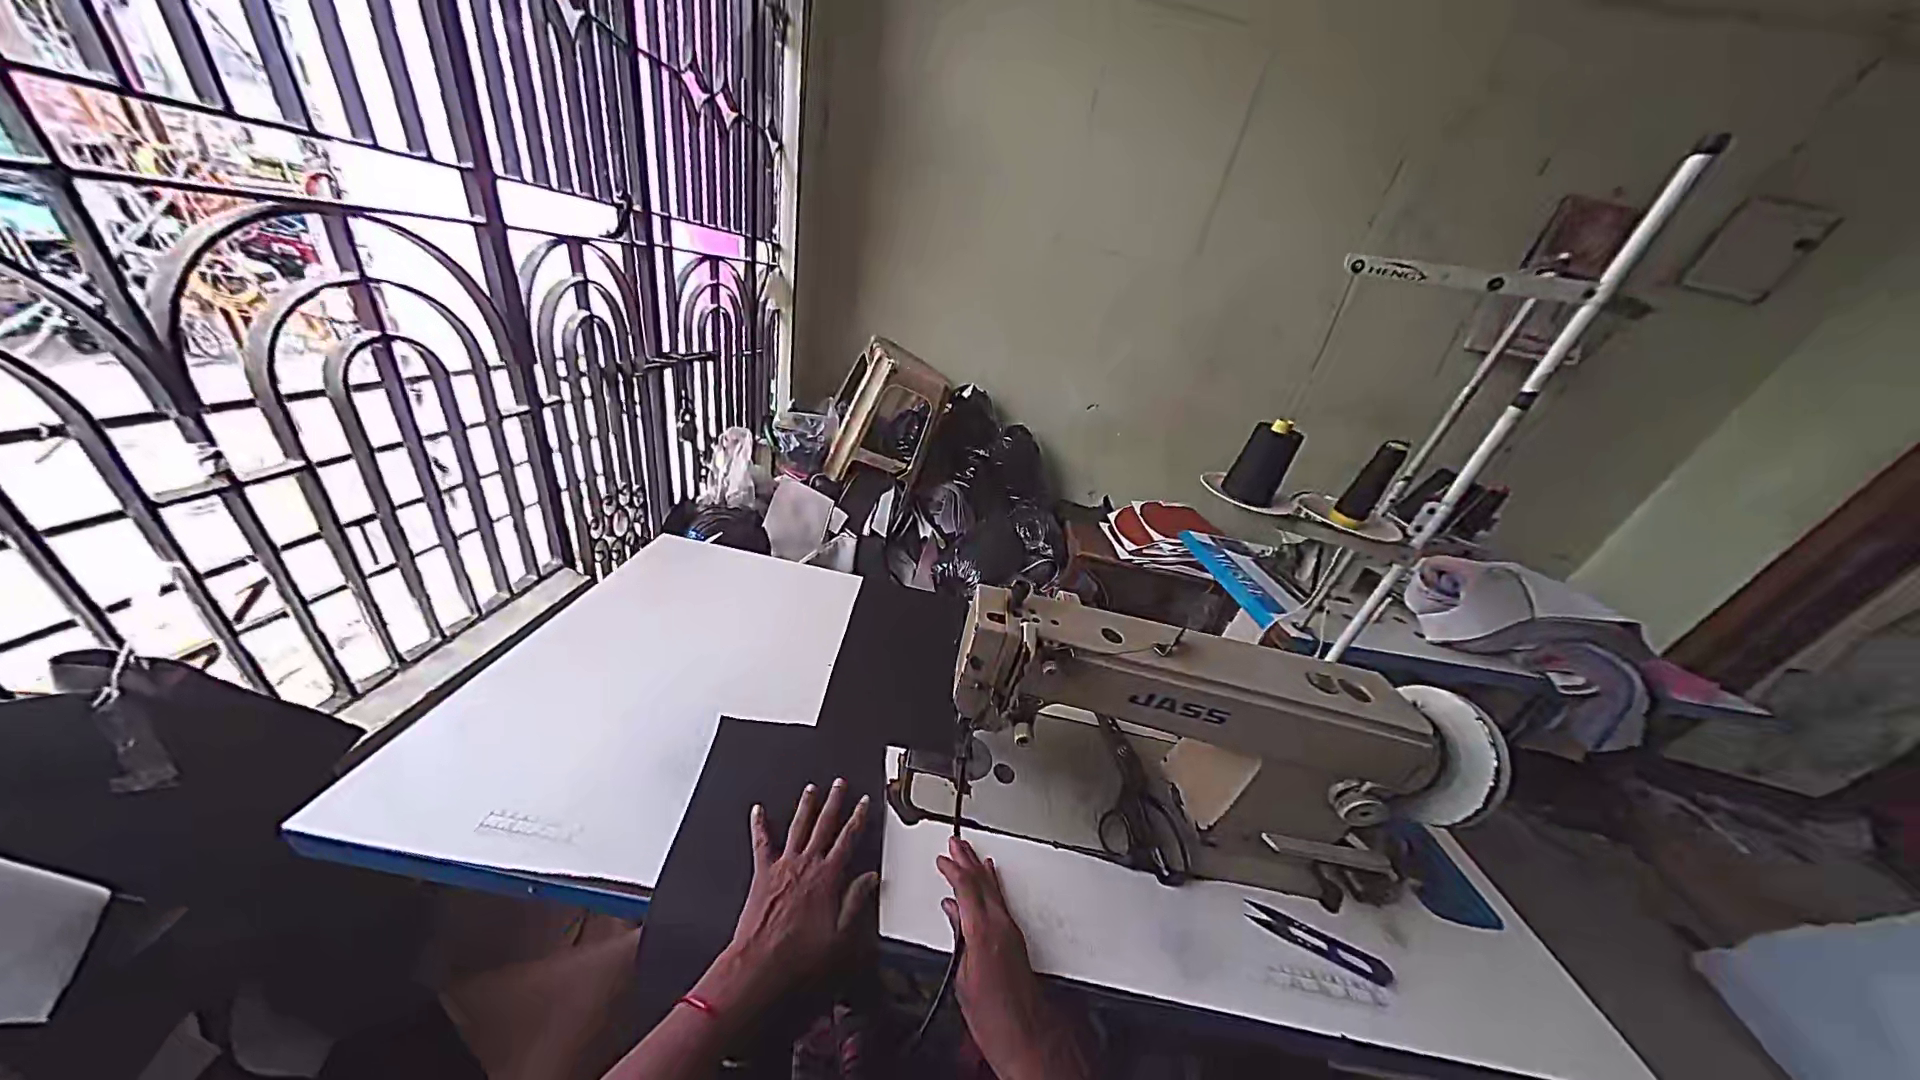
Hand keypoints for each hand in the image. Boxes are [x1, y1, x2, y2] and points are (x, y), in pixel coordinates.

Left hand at [692, 779, 877, 1025]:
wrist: (760, 965)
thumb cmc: (799, 956)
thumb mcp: (841, 936)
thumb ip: (856, 901)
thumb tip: (870, 878)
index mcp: (828, 877)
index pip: (848, 838)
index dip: (858, 818)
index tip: (863, 803)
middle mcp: (807, 864)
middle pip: (824, 824)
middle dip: (834, 801)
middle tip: (839, 784)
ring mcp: (783, 865)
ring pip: (798, 826)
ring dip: (806, 805)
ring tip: (811, 789)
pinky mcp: (762, 873)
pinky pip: (761, 843)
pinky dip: (759, 825)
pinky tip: (758, 810)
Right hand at [937, 836, 1088, 1079]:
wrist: (1026, 1036)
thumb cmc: (994, 1017)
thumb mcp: (961, 978)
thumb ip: (957, 938)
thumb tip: (953, 913)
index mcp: (983, 932)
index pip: (966, 887)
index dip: (953, 869)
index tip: (943, 858)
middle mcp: (1000, 925)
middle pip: (982, 881)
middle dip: (967, 860)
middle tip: (955, 843)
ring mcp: (1011, 929)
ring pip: (993, 888)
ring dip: (979, 868)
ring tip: (969, 852)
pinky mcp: (1016, 937)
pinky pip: (1001, 899)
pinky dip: (992, 883)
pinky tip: (990, 877)